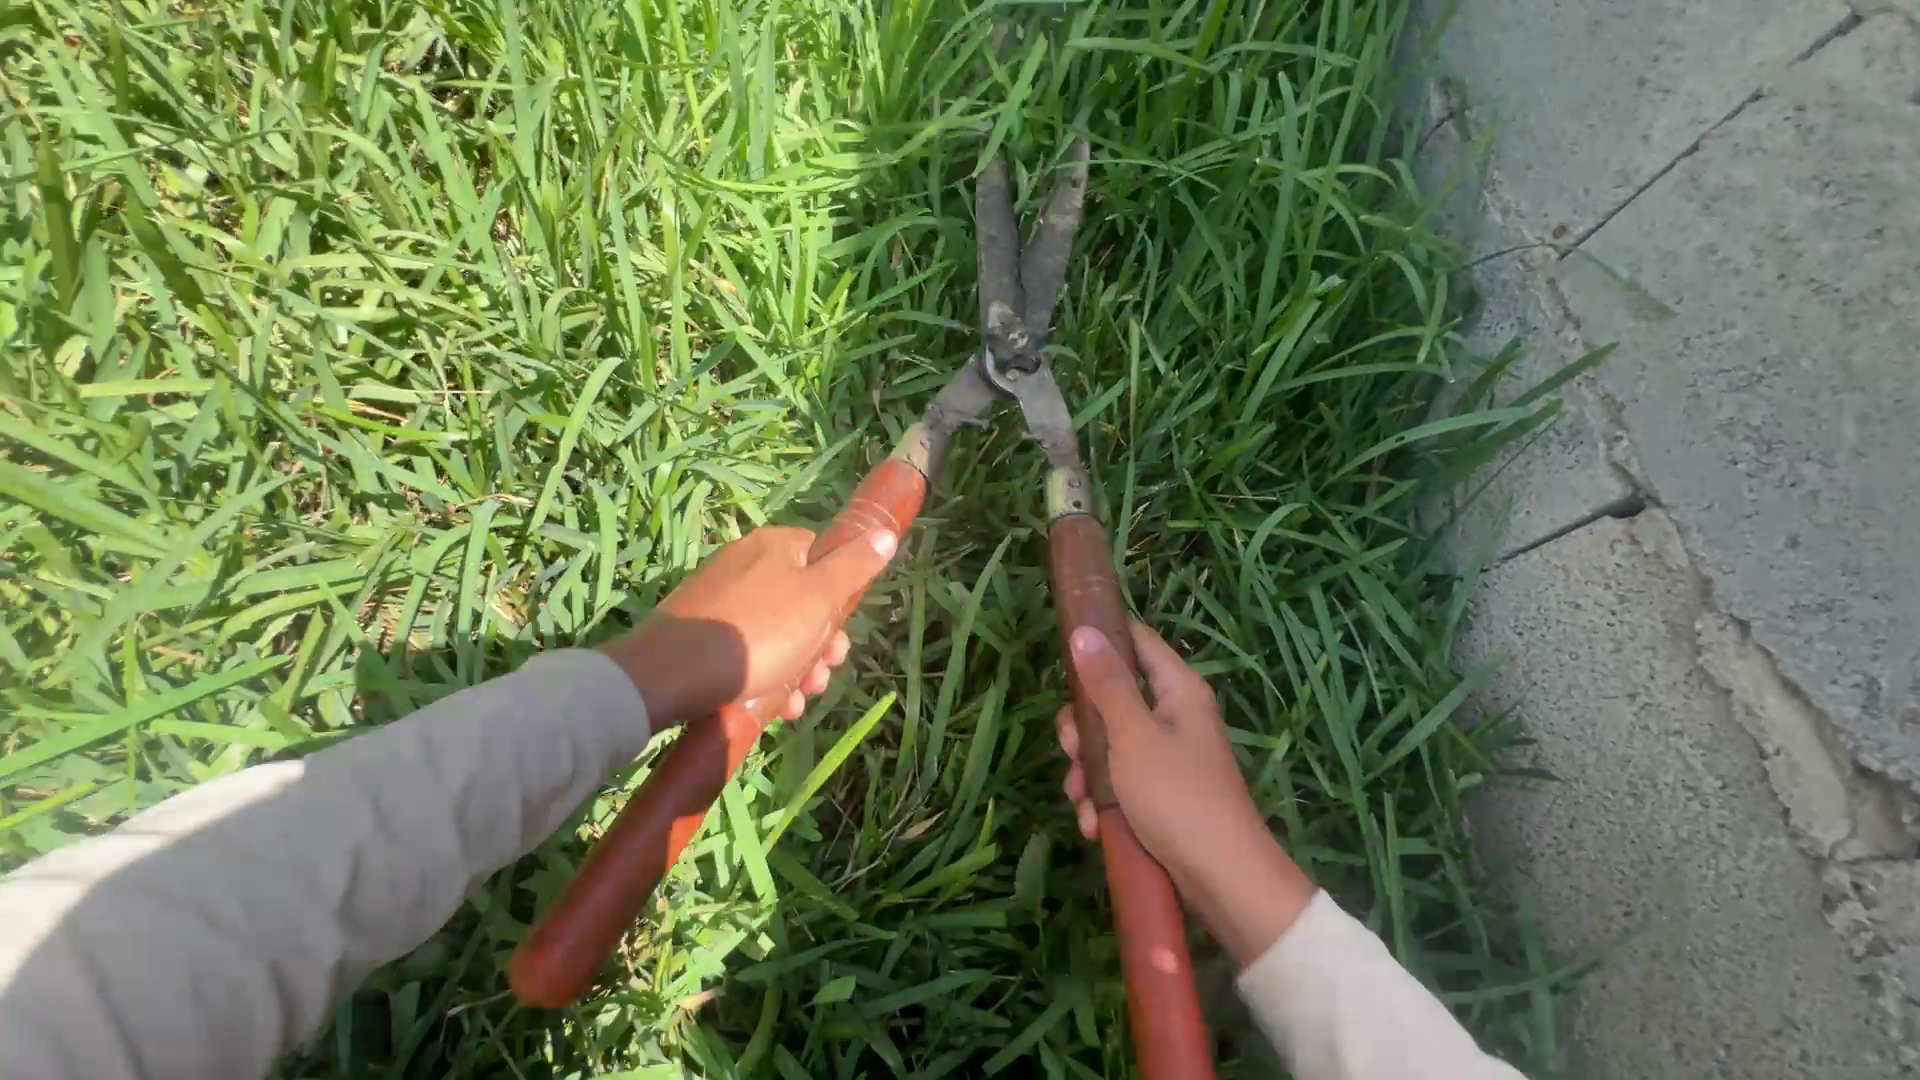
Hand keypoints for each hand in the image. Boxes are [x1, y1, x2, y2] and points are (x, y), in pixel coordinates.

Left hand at [601, 525, 896, 725]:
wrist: (672, 673)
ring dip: (799, 667)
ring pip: (778, 632)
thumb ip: (854, 566)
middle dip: (822, 644)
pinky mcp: (701, 633)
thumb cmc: (759, 631)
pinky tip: (775, 706)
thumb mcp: (819, 597)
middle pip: (803, 601)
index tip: (842, 631)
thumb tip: (884, 534)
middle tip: (824, 673)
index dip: (840, 597)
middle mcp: (746, 564)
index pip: (823, 556)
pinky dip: (767, 676)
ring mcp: (720, 599)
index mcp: (775, 546)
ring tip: (799, 699)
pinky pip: (748, 650)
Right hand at [1058, 621, 1316, 965]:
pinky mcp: (1161, 788)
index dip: (1100, 639)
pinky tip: (1094, 824)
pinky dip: (1103, 798)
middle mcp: (1174, 713)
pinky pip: (1121, 777)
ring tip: (1080, 800)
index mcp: (1177, 688)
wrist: (1222, 878)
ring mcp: (1167, 752)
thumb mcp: (1132, 735)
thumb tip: (1083, 631)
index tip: (1063, 656)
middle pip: (1112, 695)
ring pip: (1109, 741)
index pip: (1136, 639)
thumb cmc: (1176, 796)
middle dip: (1082, 727)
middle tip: (1071, 750)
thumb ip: (1107, 683)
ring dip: (1087, 770)